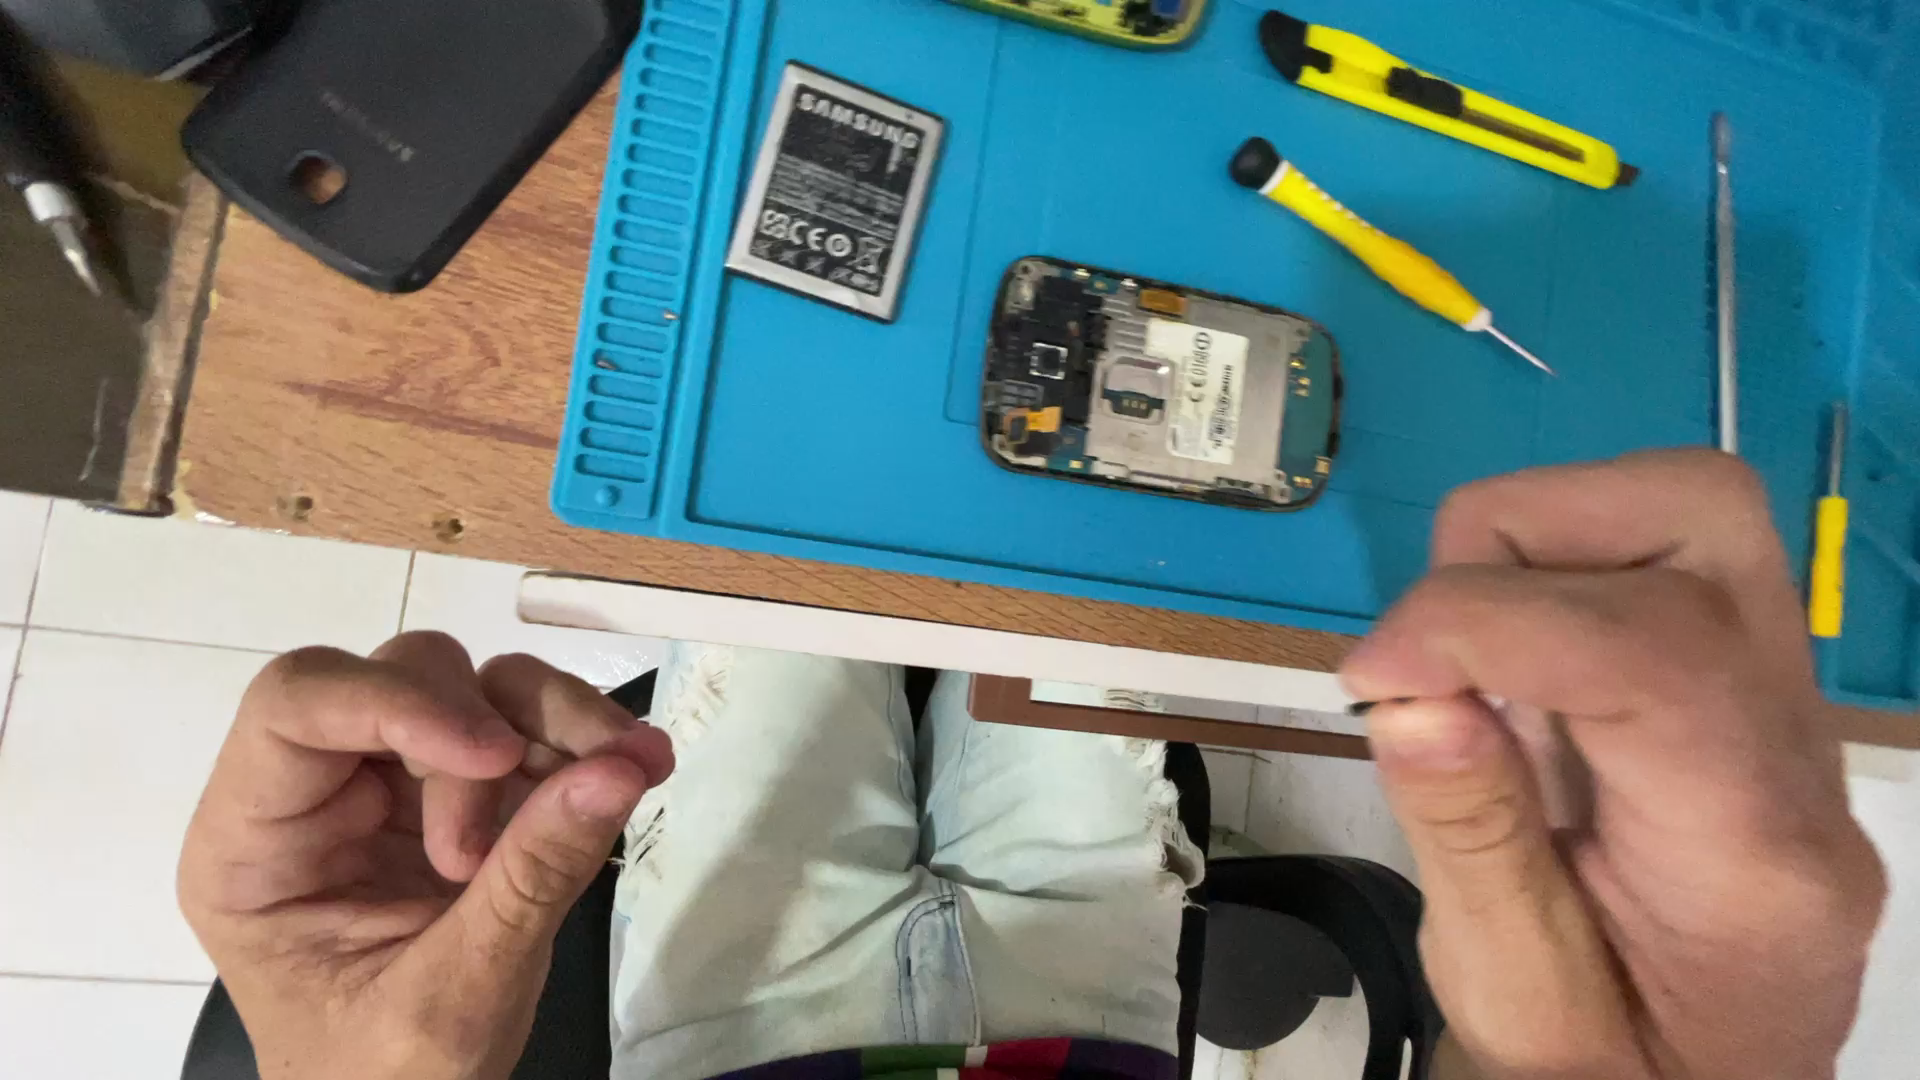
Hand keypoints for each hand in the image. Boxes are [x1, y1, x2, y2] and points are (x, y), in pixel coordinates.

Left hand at [178, 632, 672, 1079]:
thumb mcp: (456, 998)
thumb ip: (534, 879)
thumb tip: (620, 768)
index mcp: (265, 841)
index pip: (302, 704)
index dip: (400, 703)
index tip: (499, 759)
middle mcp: (341, 787)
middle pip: (418, 675)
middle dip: (503, 727)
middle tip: (560, 807)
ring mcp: (421, 778)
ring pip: (495, 683)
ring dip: (568, 723)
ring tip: (634, 775)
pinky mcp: (492, 784)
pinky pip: (547, 721)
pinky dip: (597, 740)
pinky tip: (638, 774)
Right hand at [1342, 450, 1885, 1079]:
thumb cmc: (1594, 1059)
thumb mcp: (1511, 990)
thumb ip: (1466, 842)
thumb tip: (1407, 698)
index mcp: (1748, 848)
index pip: (1645, 655)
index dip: (1470, 627)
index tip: (1368, 681)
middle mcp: (1790, 741)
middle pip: (1693, 515)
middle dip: (1513, 544)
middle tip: (1432, 645)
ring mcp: (1767, 694)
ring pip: (1663, 501)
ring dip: (1513, 548)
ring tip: (1454, 654)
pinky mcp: (1716, 673)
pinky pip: (1625, 547)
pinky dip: (1520, 569)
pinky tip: (1486, 662)